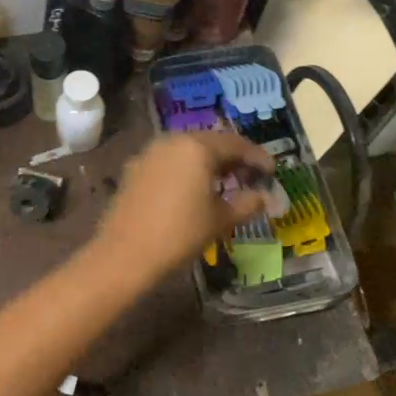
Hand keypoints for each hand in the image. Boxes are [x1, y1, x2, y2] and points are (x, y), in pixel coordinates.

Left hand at [92, 131, 274, 284]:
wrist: (124, 255)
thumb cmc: (179, 235)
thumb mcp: (219, 220)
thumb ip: (246, 203)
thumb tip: (262, 196)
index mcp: (197, 147)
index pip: (236, 144)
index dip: (257, 157)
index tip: (271, 172)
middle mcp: (172, 141)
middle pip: (210, 142)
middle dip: (232, 158)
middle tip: (249, 177)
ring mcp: (149, 153)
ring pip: (187, 149)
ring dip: (208, 162)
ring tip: (223, 184)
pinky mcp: (134, 169)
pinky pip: (168, 161)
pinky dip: (186, 169)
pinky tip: (193, 190)